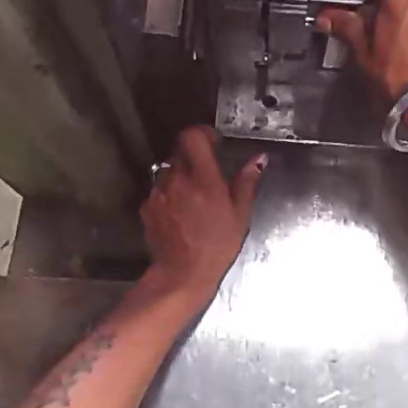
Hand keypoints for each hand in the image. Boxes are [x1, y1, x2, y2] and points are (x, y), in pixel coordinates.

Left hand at [141, 126, 265, 302]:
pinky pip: (159, 191)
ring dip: (181, 177)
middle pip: (180, 153)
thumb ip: (247, 182)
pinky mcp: (148, 207)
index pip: (193, 136)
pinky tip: (181, 213)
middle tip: (209, 175)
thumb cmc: (216, 245)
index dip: (202, 133)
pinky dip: (169, 195)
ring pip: (168, 172)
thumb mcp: (240, 215)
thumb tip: (259, 159)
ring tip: (195, 199)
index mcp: (203, 178)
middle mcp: (177, 180)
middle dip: (194, 158)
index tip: (212, 141)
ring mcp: (159, 193)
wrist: (183, 273)